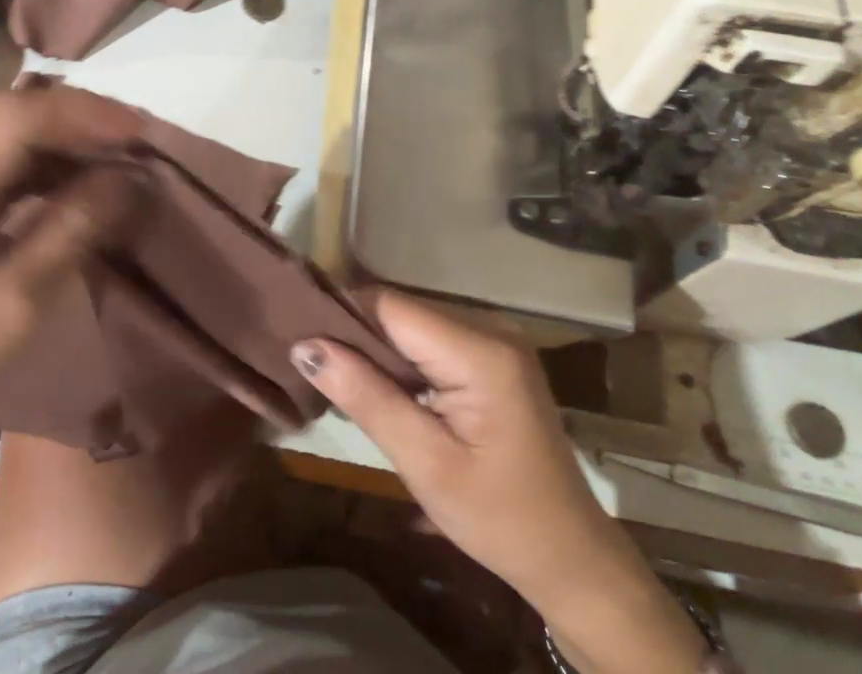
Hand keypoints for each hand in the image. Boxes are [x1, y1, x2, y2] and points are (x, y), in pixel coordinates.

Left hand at [0, 87, 145, 456]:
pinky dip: (38, 162)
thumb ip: (72, 228)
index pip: (10, 121)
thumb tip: (127, 176)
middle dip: (77, 124)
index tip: (140, 131)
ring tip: (119, 159)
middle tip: (139, 144)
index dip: (80, 115)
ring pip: (0, 129)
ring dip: (62, 141)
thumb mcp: (18, 301)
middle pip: (4, 116)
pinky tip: (78, 175)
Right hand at [291, 295, 708, 673]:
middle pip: (399, 311)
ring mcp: (495, 342)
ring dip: (371, 351)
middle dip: (351, 335)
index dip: (338, 316)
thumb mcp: (424, 461)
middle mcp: (491, 329)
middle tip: (305, 367)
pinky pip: (429, 343)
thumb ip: (365, 396)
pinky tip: (372, 390)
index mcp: (480, 351)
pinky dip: (398, 363)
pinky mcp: (493, 359)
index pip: (388, 305)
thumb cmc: (498, 516)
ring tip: (328, 378)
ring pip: (410, 325)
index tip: (293, 339)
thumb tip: (303, 346)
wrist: (568, 554)